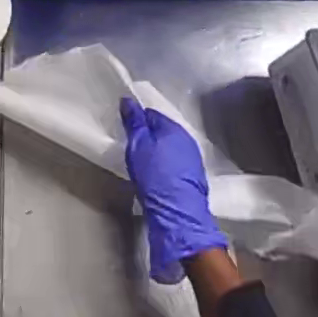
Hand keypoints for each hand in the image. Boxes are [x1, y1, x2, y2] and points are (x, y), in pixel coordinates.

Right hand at [121, 97, 228, 283]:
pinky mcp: (193, 178)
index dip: (137, 120)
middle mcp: (186, 140)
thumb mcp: (138, 146)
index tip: (125, 129)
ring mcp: (192, 160)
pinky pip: (174, 164)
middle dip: (147, 136)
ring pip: (169, 148)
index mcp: (173, 128)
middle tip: (131, 146)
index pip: (151, 114)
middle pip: (162, 131)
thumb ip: (134, 123)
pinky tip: (154, 176)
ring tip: (141, 163)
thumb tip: (128, 100)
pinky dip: (164, 166)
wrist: (178, 216)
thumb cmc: (155, 177)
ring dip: (156, 151)